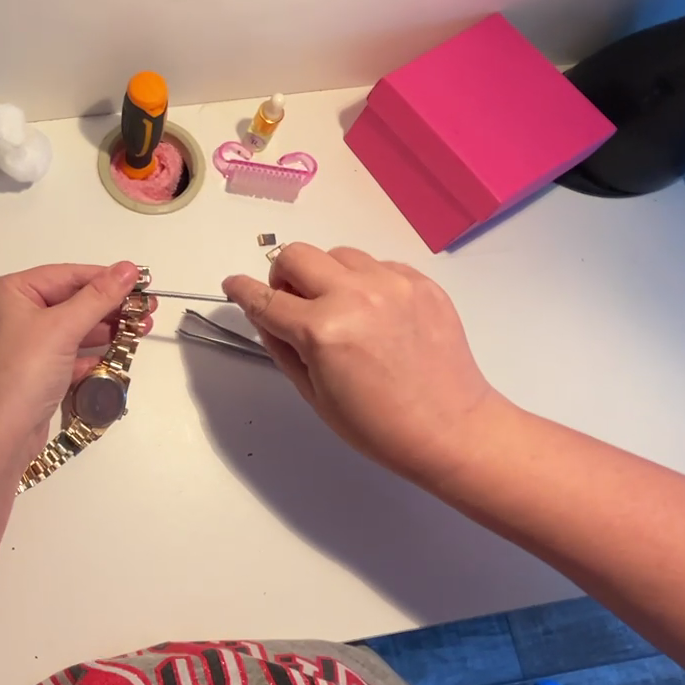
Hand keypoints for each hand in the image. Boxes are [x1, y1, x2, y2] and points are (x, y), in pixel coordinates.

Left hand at [0, 262, 149, 460]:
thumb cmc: (25, 372)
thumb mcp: (64, 328)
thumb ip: (99, 297)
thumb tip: (129, 268)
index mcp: (9, 292)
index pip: (65, 275)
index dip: (104, 277)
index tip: (141, 280)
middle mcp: (12, 313)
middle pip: (70, 300)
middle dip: (109, 306)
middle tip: (148, 308)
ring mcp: (22, 344)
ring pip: (71, 328)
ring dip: (106, 329)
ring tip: (142, 328)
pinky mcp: (33, 371)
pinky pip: (67, 353)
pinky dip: (91, 353)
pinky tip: (119, 353)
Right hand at [222, 244, 504, 479]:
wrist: (451, 429)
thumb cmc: (376, 425)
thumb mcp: (313, 393)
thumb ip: (282, 346)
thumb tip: (266, 316)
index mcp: (322, 331)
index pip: (265, 299)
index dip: (241, 290)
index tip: (233, 285)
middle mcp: (354, 296)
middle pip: (296, 255)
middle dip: (282, 276)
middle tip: (291, 303)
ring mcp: (392, 284)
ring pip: (337, 255)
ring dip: (325, 276)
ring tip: (338, 309)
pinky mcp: (421, 282)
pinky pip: (376, 265)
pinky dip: (363, 282)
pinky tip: (373, 315)